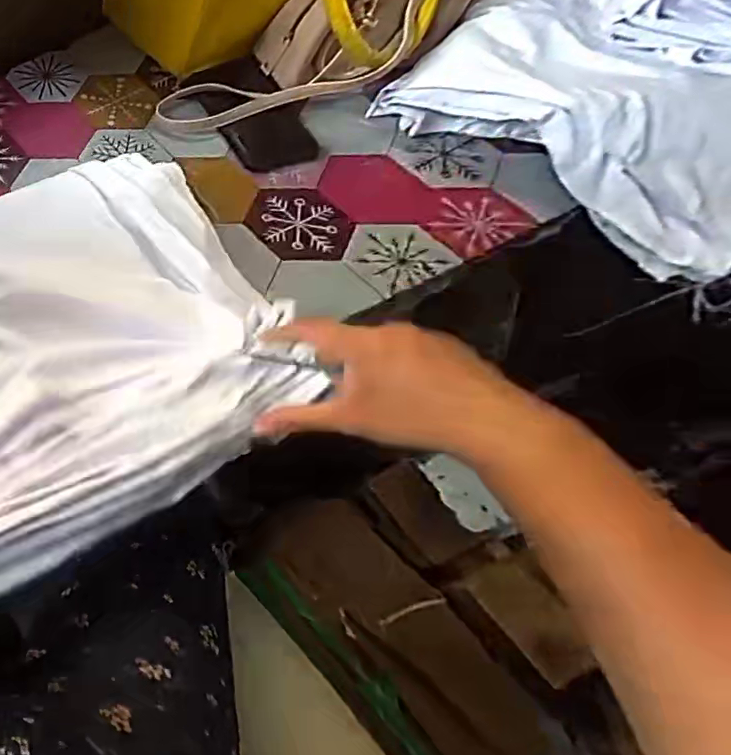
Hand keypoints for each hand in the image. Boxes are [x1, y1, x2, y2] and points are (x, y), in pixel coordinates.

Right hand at [253, 319, 550, 458]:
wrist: (496, 424)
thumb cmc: (413, 418)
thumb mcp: (347, 420)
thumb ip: (299, 418)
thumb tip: (257, 426)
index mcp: (360, 343)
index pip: (310, 328)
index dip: (284, 333)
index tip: (265, 340)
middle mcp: (389, 331)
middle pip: (344, 335)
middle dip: (327, 351)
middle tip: (315, 372)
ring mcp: (422, 336)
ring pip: (375, 341)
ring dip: (360, 357)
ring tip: (359, 384)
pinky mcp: (448, 346)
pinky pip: (404, 346)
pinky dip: (389, 360)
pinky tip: (398, 386)